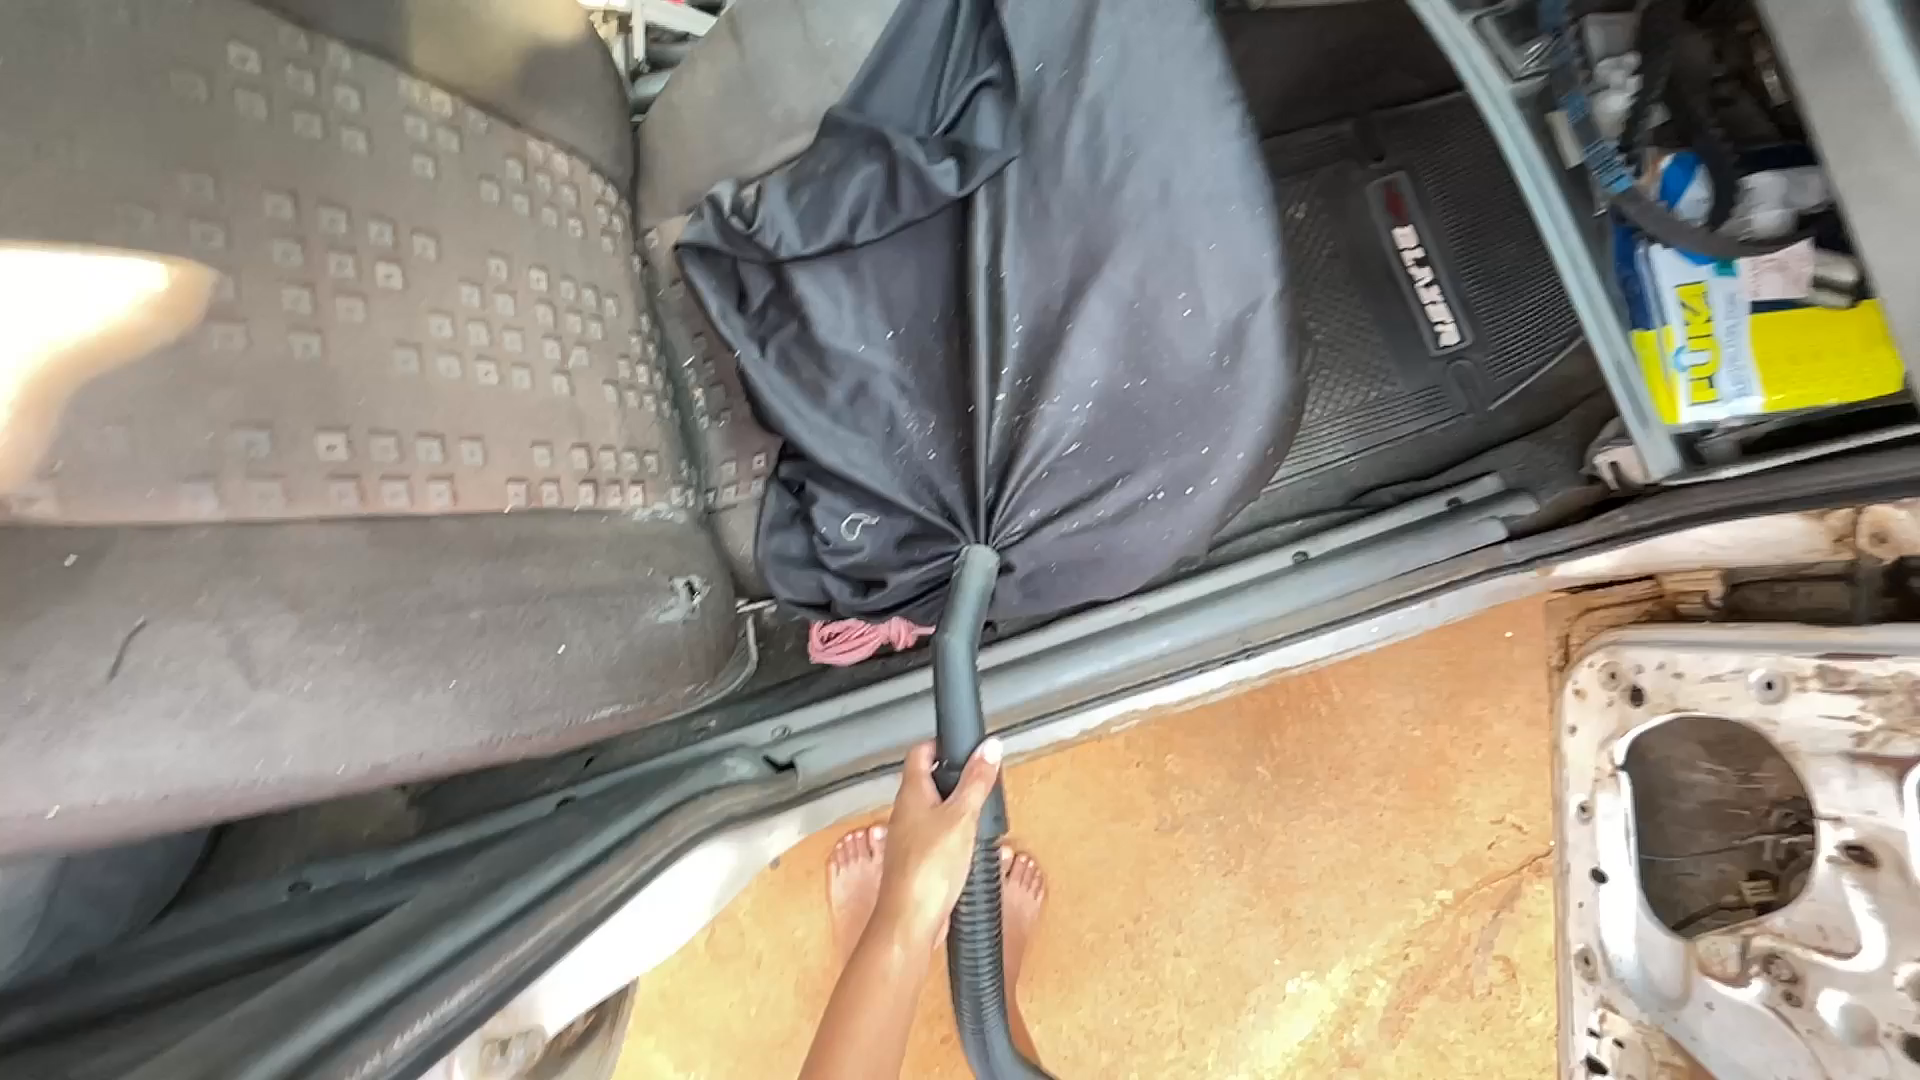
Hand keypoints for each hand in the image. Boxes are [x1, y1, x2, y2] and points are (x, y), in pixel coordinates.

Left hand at [871, 738, 1002, 945]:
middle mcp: (905, 812)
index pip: (919, 753)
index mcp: (911, 793)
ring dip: (954, 807)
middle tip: (978, 778)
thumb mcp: (962, 816)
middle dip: (953, 777)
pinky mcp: (915, 861)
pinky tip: (967, 846)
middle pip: (927, 781)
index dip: (939, 744)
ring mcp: (908, 837)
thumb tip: (990, 748)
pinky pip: (934, 836)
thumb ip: (976, 782)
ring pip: (931, 810)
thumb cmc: (928, 867)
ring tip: (978, 811)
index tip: (960, 744)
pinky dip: (952, 834)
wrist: (910, 919)